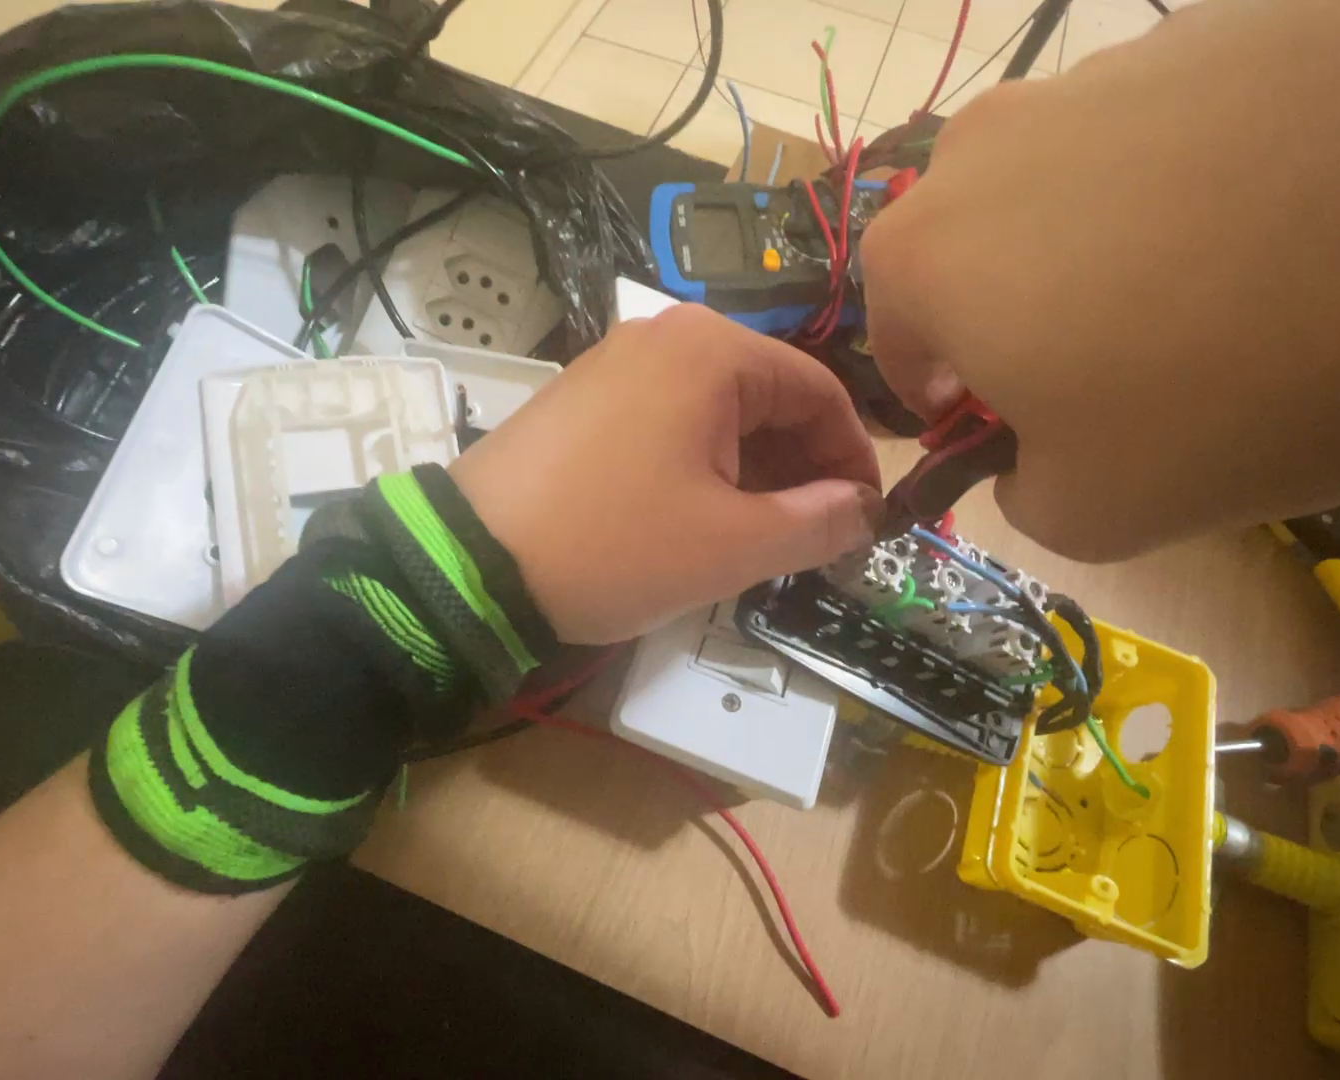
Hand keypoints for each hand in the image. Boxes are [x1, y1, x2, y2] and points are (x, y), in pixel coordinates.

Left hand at [451, 304, 881, 643]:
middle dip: (801, 468)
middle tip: (816, 537)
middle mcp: (665, 336)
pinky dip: (702, 465)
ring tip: (762, 536)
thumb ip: (817, 523)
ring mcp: (617, 363)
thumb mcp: (732, 545)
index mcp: (712, 349)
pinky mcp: (584, 398)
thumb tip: (864, 509)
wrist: (472, 564)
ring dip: (754, 471)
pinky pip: (670, 421)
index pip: (819, 391)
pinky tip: (701, 516)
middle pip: (767, 397)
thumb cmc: (616, 546)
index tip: (867, 519)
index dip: (854, 458)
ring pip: (718, 412)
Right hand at [861, 0, 1339, 559]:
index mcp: (921, 260)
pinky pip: (1159, 133)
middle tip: (1095, 362)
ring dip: (1091, 248)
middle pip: (966, 256)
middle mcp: (978, 151)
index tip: (994, 420)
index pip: (893, 341)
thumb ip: (1014, 497)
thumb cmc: (1226, 387)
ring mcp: (1094, 75)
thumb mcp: (1088, 514)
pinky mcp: (1208, 26)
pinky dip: (1187, 185)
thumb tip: (1028, 460)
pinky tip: (1274, 223)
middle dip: (1005, 315)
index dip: (939, 395)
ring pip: (1056, 191)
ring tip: (1202, 291)